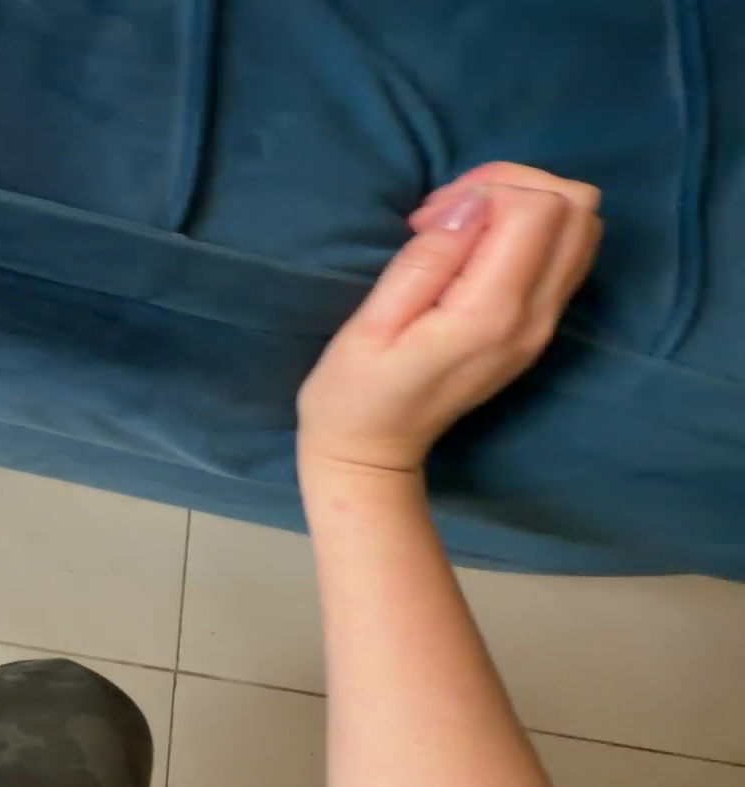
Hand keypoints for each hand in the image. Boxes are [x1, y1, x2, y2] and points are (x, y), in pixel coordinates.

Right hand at [297, 162, 602, 475]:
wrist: (368, 453)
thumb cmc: (349, 395)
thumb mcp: (367, 328)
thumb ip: (422, 264)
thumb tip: (467, 205)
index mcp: (489, 314)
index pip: (533, 209)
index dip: (480, 192)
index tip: (421, 220)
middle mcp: (535, 315)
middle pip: (574, 206)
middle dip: (510, 188)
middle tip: (444, 213)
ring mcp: (544, 325)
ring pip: (582, 225)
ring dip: (524, 207)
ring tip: (459, 228)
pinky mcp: (537, 329)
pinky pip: (566, 255)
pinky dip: (530, 233)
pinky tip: (476, 251)